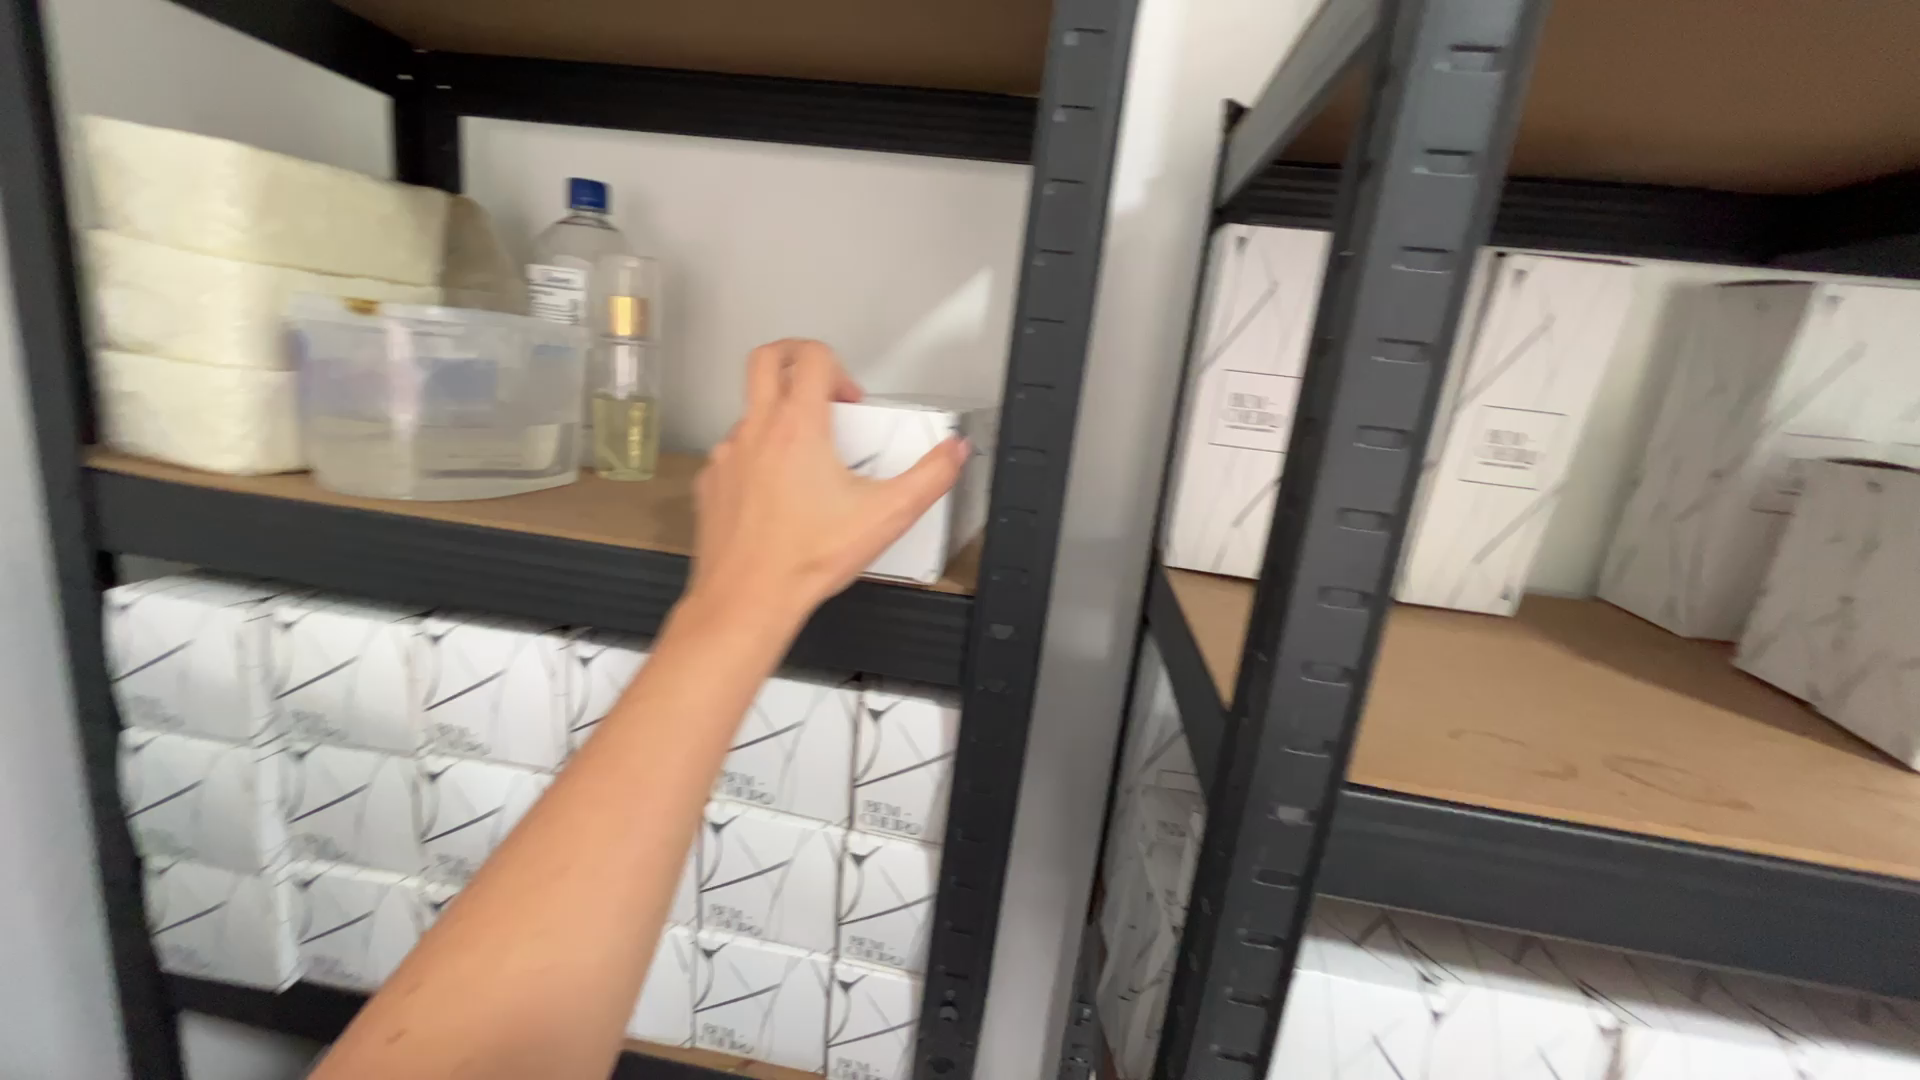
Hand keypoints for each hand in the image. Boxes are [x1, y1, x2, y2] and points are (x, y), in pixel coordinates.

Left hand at [685, 339, 967, 630]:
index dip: (838, 367)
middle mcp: (757, 431)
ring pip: (751, 410)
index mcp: (798, 427)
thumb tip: (954, 451)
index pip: (811, 356)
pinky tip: (779, 491)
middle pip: (766, 359)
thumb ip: (930, 477)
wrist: (749, 598)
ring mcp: (728, 455)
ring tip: (808, 456)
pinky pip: (734, 451)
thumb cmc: (806, 559)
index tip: (851, 401)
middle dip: (796, 358)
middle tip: (820, 387)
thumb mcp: (888, 515)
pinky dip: (757, 455)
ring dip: (779, 416)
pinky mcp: (712, 482)